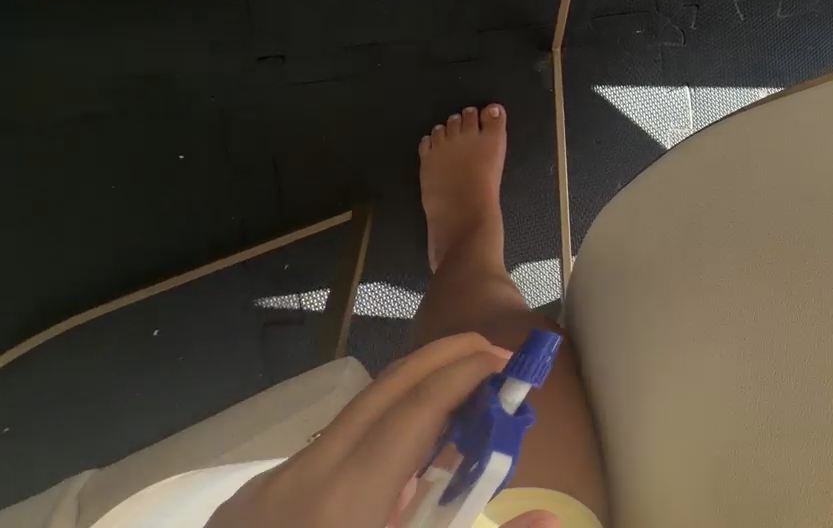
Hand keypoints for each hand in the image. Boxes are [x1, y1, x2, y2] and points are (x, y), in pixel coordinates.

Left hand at [208, 334, 555, 527]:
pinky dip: (372, 442)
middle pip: (389, 385)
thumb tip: (553, 517)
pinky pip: (324, 452)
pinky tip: (387, 488)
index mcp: (349, 497)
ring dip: (413, 399)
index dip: (471, 370)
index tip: (511, 364)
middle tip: (496, 358)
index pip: (422, 401)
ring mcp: (265, 488)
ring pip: (355, 415)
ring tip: (455, 424)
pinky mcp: (243, 505)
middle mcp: (304, 476)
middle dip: (448, 356)